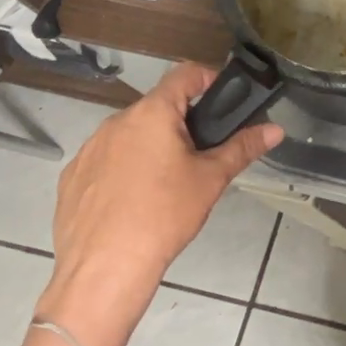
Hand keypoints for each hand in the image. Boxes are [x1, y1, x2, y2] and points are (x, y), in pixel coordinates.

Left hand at [34, 63, 281, 345]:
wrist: (103, 271)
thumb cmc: (164, 216)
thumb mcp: (211, 179)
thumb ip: (243, 148)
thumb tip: (275, 129)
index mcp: (152, 113)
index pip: (184, 74)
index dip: (208, 77)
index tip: (223, 98)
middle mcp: (116, 122)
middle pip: (156, 108)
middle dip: (180, 124)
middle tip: (200, 155)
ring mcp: (88, 150)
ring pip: (129, 136)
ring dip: (149, 147)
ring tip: (166, 184)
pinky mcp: (71, 179)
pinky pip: (104, 162)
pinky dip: (122, 171)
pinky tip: (132, 203)